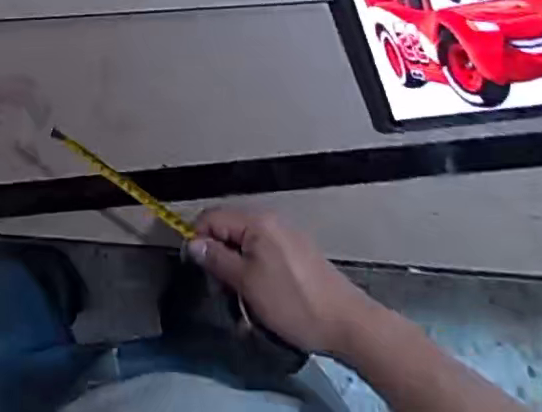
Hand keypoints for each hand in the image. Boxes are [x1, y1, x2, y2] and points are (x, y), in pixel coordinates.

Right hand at [187, 207, 385, 356]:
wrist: (349, 324)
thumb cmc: (294, 303)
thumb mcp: (247, 284)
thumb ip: (216, 259)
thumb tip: (192, 243)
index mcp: (256, 221)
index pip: (211, 217)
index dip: (197, 239)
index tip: (197, 268)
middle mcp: (270, 220)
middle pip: (228, 227)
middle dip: (217, 253)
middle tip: (219, 285)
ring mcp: (286, 234)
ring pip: (245, 241)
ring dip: (235, 263)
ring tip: (239, 292)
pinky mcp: (297, 251)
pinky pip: (263, 250)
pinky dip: (253, 266)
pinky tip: (260, 291)